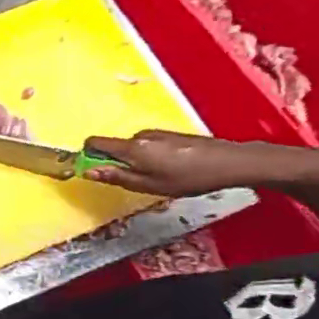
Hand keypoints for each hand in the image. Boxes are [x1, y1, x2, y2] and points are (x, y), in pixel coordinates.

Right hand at [81, 130, 285, 196]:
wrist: (231, 162)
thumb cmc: (187, 178)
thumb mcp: (148, 185)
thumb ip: (116, 177)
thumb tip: (87, 170)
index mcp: (132, 148)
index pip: (96, 142)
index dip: (88, 155)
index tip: (94, 170)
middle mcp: (141, 135)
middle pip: (114, 147)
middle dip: (116, 162)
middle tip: (134, 181)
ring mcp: (157, 133)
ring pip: (132, 147)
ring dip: (135, 161)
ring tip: (157, 177)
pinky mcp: (170, 135)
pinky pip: (147, 145)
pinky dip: (149, 157)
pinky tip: (169, 169)